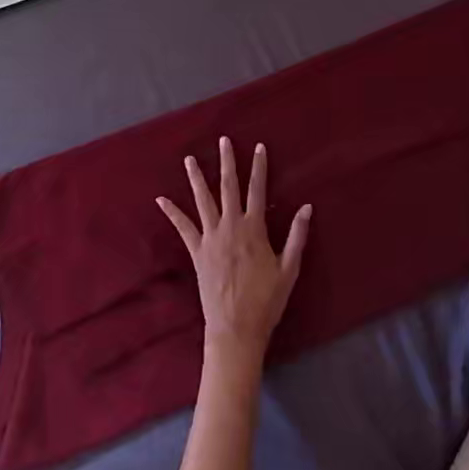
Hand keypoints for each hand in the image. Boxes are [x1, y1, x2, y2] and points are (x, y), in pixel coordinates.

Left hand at [158, 136, 312, 361]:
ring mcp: (210, 239)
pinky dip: (172, 213)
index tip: (259, 147)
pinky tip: (162, 200)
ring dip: (197, 179)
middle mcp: (230, 227)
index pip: (258, 190)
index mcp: (254, 229)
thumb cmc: (267, 299)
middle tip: (223, 141)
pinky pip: (183, 228)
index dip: (259, 167)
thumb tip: (306, 206)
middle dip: (227, 163)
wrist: (236, 328)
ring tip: (190, 159)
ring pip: (203, 202)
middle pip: (228, 188)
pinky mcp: (197, 253)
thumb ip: (297, 235)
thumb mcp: (289, 268)